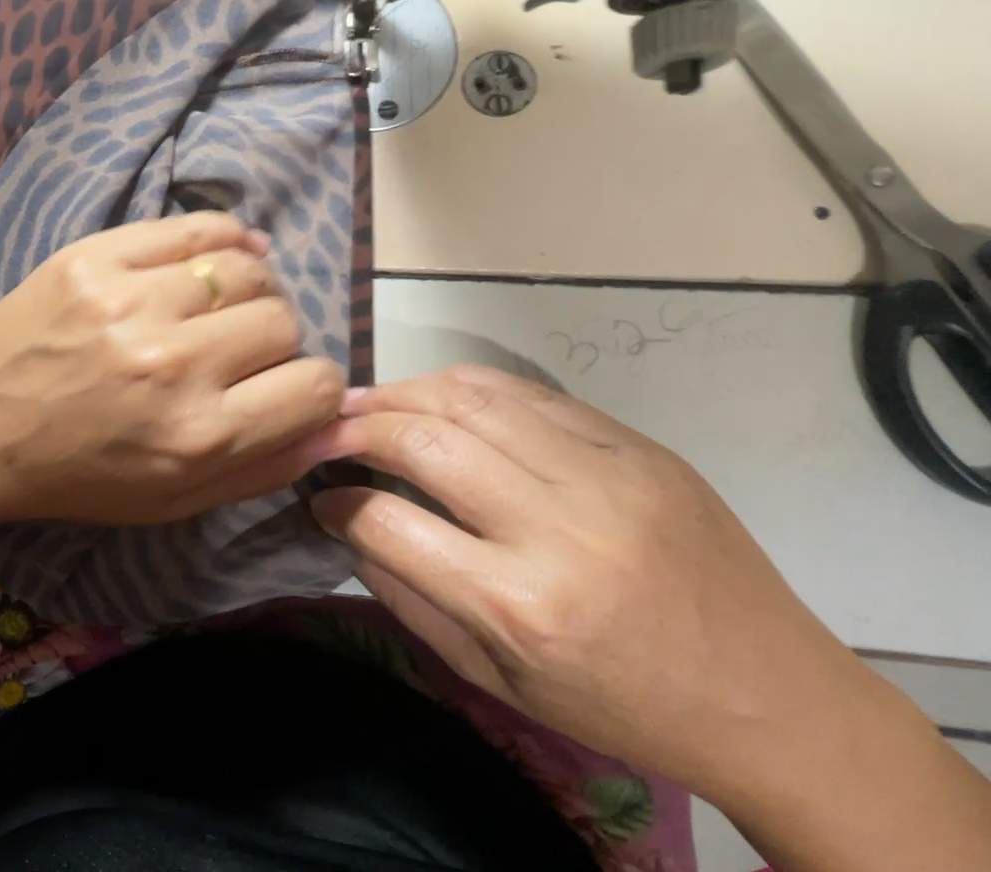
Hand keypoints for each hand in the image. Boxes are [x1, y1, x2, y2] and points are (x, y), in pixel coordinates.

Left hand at [0, 212, 353, 529]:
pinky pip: (196, 227)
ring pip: (246, 270)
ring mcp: (130, 302)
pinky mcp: (93, 259)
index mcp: (198, 437)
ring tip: (214, 311)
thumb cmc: (74, 477)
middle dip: (272, 342)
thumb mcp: (172, 503)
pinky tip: (222, 258)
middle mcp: (173, 365)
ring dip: (245, 292)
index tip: (280, 388)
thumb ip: (263, 468)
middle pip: (283, 322)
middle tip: (232, 354)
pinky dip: (225, 239)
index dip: (309, 389)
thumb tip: (340, 426)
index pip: (315, 386)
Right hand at [308, 365, 887, 801]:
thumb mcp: (493, 676)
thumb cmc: (617, 703)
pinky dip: (464, 388)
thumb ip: (407, 597)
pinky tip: (434, 397)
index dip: (337, 502)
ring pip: (470, 397)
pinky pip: (529, 394)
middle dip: (353, 428)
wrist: (771, 696)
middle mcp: (558, 527)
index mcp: (518, 604)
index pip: (386, 521)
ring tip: (365, 404)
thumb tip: (348, 525)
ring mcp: (607, 475)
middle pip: (421, 440)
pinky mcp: (640, 448)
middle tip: (322, 432)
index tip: (320, 497)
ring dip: (401, 392)